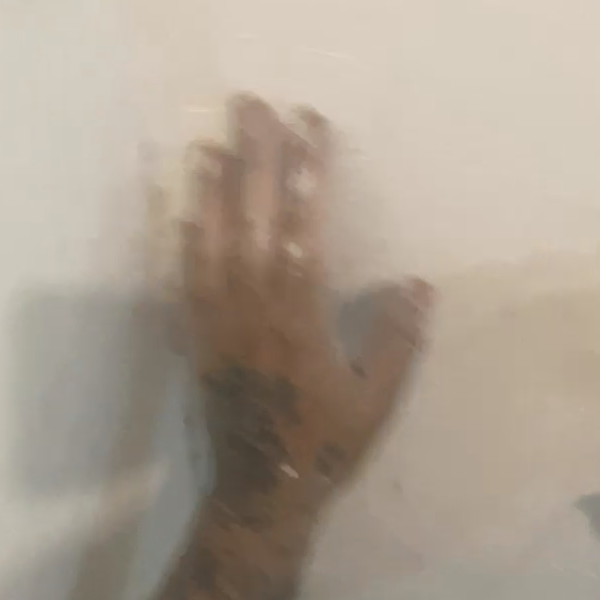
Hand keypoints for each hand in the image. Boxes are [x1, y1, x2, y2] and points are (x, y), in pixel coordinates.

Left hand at [182, 95, 431, 524]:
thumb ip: (395, 343)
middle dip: (253, 160)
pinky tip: (180, 218)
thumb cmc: (323, 448)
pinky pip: (184, 285)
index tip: (310, 126)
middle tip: (249, 106)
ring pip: (209, 246)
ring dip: (208, 192)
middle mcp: (252, 311)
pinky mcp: (196, 345)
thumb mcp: (375, 402)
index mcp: (300, 319)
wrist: (259, 492)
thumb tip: (419, 285)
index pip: (303, 229)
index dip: (307, 173)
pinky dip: (181, 246)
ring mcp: (217, 326)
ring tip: (209, 145)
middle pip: (250, 222)